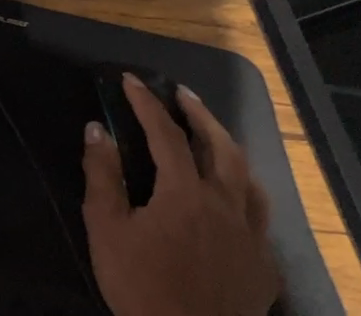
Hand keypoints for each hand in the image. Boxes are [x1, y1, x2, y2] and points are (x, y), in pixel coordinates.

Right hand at [82, 74, 280, 315]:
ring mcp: (251, 238)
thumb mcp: (105, 225)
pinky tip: (230, 197)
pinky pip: (259, 216)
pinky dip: (243, 191)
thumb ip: (103, 174)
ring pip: (250, 182)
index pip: (167, 136)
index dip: (147, 104)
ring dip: (229, 151)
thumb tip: (97, 129)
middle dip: (201, 117)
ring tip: (212, 137)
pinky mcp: (263, 265)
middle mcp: (227, 208)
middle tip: (182, 95)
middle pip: (223, 151)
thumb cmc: (138, 281)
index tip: (130, 80)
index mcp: (186, 195)